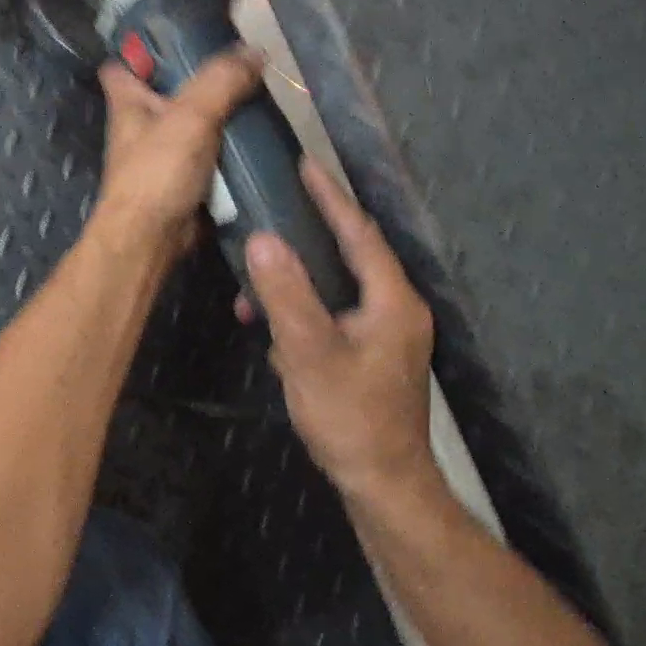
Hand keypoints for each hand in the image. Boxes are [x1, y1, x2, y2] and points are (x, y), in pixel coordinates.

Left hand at [93, 47, 262, 253]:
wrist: (152, 238)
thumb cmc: (157, 172)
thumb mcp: (190, 116)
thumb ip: (221, 81)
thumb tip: (254, 51)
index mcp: (127, 103)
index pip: (122, 66)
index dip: (142, 50)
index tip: (182, 34)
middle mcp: (140, 125)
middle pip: (169, 91)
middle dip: (203, 79)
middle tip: (247, 64)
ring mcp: (162, 153)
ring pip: (196, 122)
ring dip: (224, 114)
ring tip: (265, 94)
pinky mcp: (184, 178)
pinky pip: (212, 153)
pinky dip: (232, 145)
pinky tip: (263, 134)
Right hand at [242, 158, 436, 498]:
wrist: (380, 481)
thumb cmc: (349, 414)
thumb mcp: (308, 350)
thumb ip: (285, 292)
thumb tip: (261, 238)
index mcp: (391, 302)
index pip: (359, 234)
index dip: (331, 198)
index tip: (304, 164)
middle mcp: (394, 310)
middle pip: (348, 254)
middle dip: (306, 232)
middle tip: (269, 206)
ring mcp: (383, 333)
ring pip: (333, 286)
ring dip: (292, 280)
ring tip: (250, 283)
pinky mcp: (367, 352)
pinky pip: (328, 311)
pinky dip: (297, 308)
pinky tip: (267, 323)